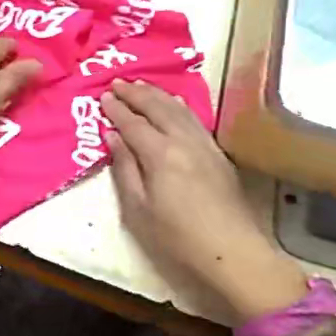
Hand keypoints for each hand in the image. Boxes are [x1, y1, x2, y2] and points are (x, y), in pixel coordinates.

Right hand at [101, 80, 306, 324]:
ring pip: (179, 109)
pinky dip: (178, 105)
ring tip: (141, 86)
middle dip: (136, 93)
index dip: (117, 109)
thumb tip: (112, 136)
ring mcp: (205, 145)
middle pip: (158, 107)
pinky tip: (174, 104)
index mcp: (160, 154)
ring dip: (157, 94)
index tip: (102, 96)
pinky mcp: (219, 154)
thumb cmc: (176, 237)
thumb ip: (124, 168)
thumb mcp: (137, 208)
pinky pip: (194, 118)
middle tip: (117, 82)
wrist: (232, 252)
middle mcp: (184, 141)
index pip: (134, 122)